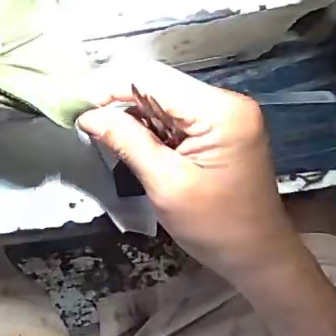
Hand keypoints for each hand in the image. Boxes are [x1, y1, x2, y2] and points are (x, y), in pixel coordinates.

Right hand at [76, 61, 309, 289]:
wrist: (256, 255)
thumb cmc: (215, 225)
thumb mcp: (164, 183)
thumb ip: (126, 142)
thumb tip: (87, 116)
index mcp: (220, 111)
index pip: (153, 79)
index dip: (111, 89)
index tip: (79, 109)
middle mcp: (224, 103)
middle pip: (157, 85)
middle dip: (118, 103)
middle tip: (86, 124)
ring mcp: (221, 115)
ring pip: (160, 100)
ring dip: (131, 117)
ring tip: (105, 137)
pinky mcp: (215, 129)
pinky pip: (170, 116)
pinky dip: (146, 128)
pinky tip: (131, 145)